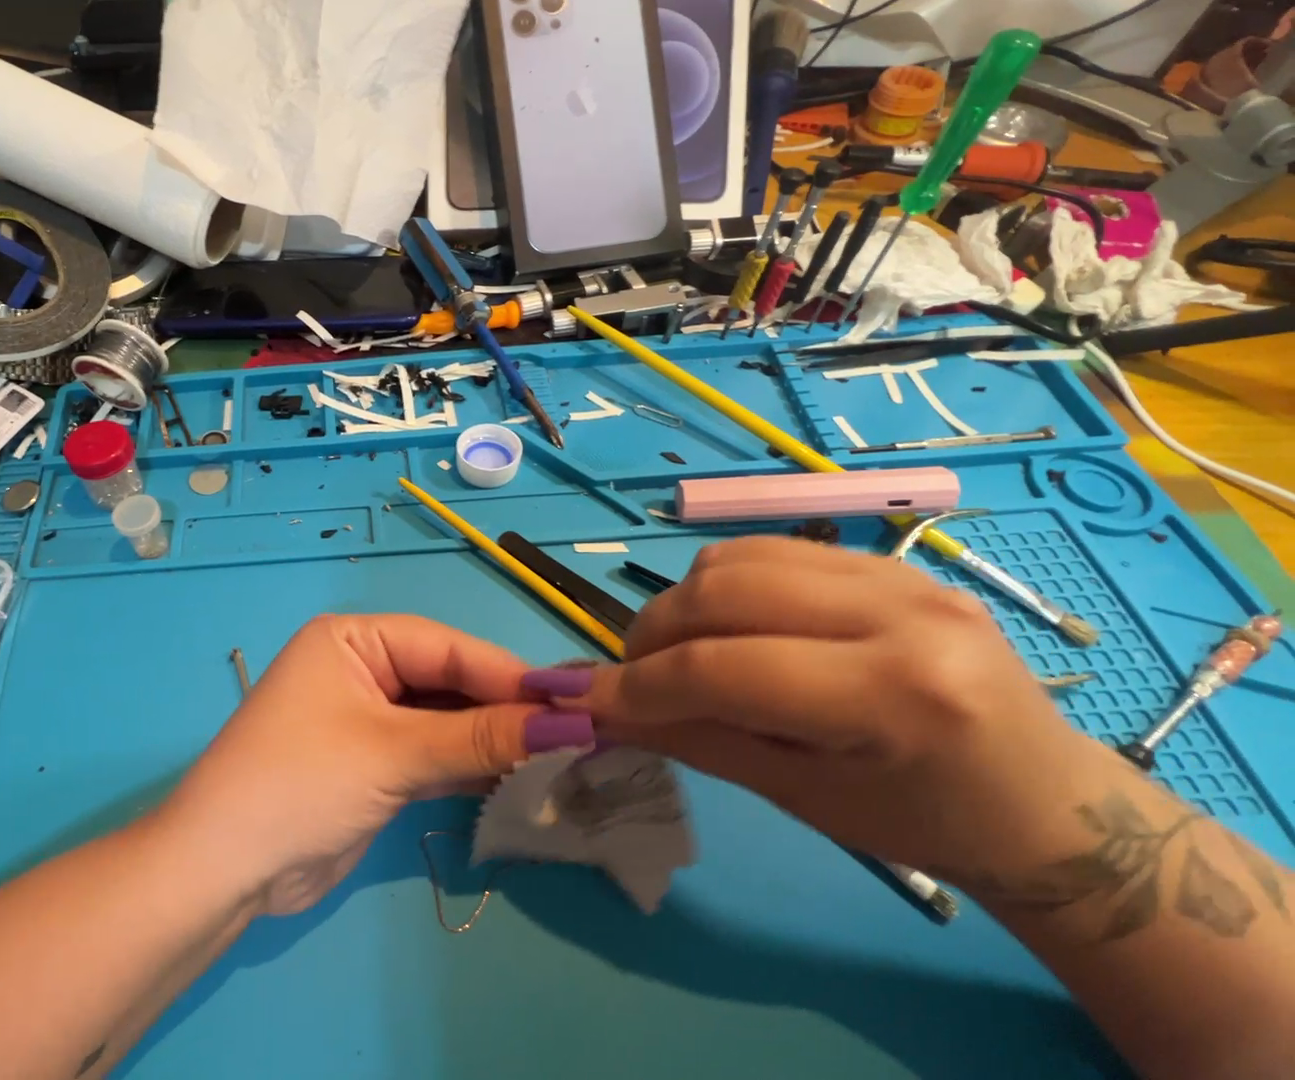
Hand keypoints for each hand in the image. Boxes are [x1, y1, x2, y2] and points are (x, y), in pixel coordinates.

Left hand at [162, 615, 595, 915]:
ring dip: (496, 739)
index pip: (448, 647)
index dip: (512, 675)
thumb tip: (572, 724)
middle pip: (451, 681)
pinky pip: (435, 755)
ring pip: (447, 720)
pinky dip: (472, 766)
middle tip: (580, 732)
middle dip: (508, 708)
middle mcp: (361, 669)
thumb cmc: (301, 784)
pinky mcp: (375, 767)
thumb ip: (480, 737)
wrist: (224, 870)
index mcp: (352, 639)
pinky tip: (522, 775)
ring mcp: (368, 720)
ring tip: (566, 754)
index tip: (579, 702)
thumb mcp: (392, 752)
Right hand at [523, 537, 1121, 886]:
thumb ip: (695, 740)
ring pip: (738, 557)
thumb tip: (600, 710)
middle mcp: (900, 614)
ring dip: (682, 602)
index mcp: (892, 694)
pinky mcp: (892, 561)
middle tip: (632, 678)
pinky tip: (726, 626)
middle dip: (651, 633)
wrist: (1047, 802)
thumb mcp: (802, 797)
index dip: (638, 686)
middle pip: (723, 591)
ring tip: (676, 651)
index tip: (585, 702)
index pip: (722, 668)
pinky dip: (723, 583)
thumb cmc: (925, 823)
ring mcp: (902, 575)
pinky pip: (774, 549)